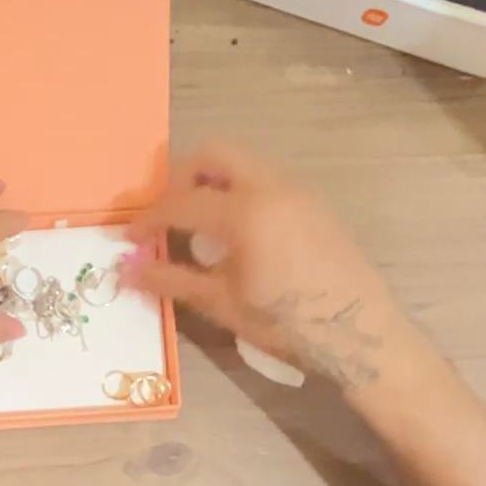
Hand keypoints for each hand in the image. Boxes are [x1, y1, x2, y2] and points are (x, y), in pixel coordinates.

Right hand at [121, 140, 400, 391]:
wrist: (359, 331)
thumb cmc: (286, 323)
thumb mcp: (222, 304)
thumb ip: (172, 281)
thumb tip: (126, 273)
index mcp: (244, 211)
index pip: (180, 201)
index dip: (148, 218)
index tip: (130, 238)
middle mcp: (271, 186)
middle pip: (213, 153)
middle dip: (181, 178)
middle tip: (167, 216)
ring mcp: (296, 189)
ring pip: (242, 162)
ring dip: (212, 183)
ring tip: (199, 228)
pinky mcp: (312, 202)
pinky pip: (264, 179)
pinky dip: (238, 192)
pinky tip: (236, 236)